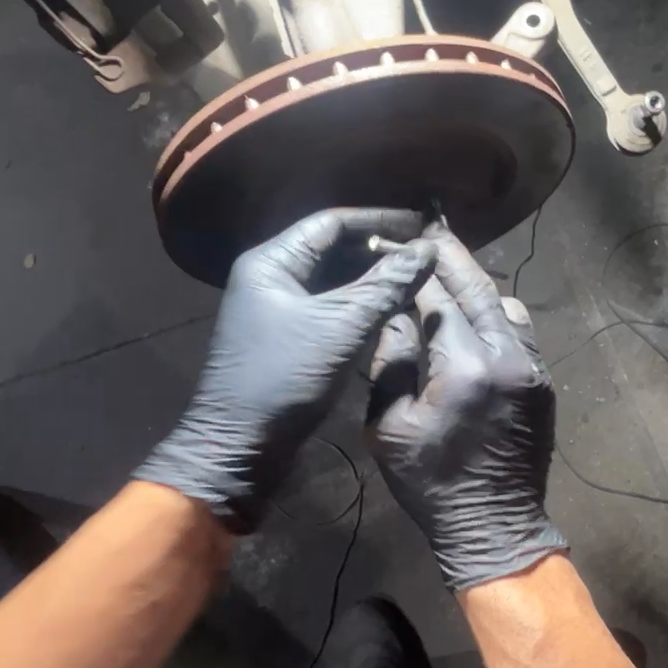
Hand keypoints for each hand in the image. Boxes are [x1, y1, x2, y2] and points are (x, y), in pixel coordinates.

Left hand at [136, 208, 436, 530]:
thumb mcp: (341, 328)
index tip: (422, 224)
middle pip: (334, 248)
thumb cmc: (283, 379)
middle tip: (427, 252)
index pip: (332, 223)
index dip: (380, 221)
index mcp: (272, 262)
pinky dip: (363, 303)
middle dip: (380, 249)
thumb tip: (428, 250)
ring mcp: (281, 308)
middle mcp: (274, 277)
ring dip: (374, 277)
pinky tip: (396, 308)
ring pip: (336, 279)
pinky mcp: (292, 336)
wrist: (239, 446)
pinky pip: (333, 306)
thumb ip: (385, 285)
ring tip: (420, 277)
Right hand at [366, 223, 567, 589]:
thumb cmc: (431, 483)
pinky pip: (521, 330)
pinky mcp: (543, 381)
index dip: (409, 270)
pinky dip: (496, 312)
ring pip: (504, 304)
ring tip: (447, 266)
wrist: (494, 524)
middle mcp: (507, 357)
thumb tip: (395, 311)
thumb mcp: (389, 427)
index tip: (387, 247)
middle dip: (449, 255)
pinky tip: (476, 310)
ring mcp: (532, 368)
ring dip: (475, 282)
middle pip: (477, 289)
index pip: (435, 299)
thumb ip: (392, 361)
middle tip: (427, 224)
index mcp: (464, 367)